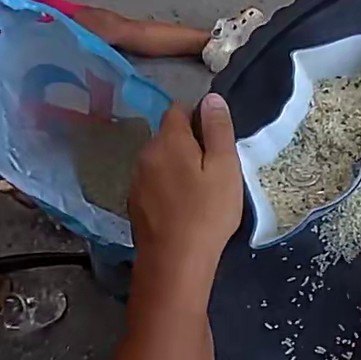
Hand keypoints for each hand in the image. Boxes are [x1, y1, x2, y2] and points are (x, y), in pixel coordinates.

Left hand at [128, 94, 241, 279]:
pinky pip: (155, 183)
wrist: (176, 261)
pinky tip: (184, 207)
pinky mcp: (135, 203)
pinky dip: (168, 187)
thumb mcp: (225, 168)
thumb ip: (218, 130)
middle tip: (216, 170)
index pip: (179, 109)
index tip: (219, 140)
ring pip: (161, 160)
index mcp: (169, 140)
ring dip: (178, 166)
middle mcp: (146, 154)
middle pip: (169, 136)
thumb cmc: (208, 212)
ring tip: (201, 191)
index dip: (200, 118)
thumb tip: (211, 98)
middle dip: (190, 144)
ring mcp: (137, 180)